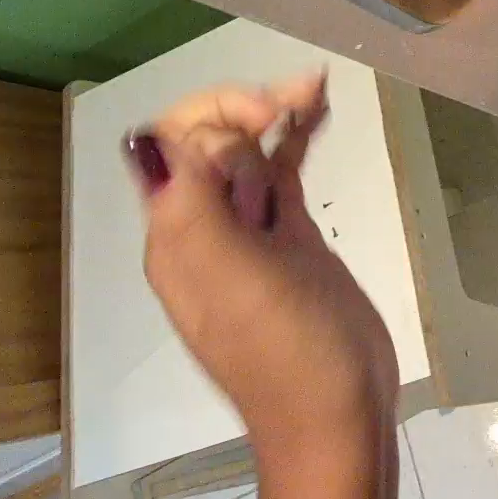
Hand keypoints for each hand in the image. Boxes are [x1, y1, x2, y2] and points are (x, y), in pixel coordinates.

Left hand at [128, 71, 398, 495]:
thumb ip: (194, 212)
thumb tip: (157, 142)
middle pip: (212, 139)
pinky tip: (318, 111)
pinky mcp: (289, 233)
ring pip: (251, 149)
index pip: (172, 144)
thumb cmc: (288, 353)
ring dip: (277, 111)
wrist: (340, 410)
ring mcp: (250, 229)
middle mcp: (206, 224)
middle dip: (249, 107)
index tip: (266, 116)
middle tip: (299, 99)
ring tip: (315, 88)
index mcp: (179, 234)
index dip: (214, 114)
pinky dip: (298, 137)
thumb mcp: (237, 285)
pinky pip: (284, 170)